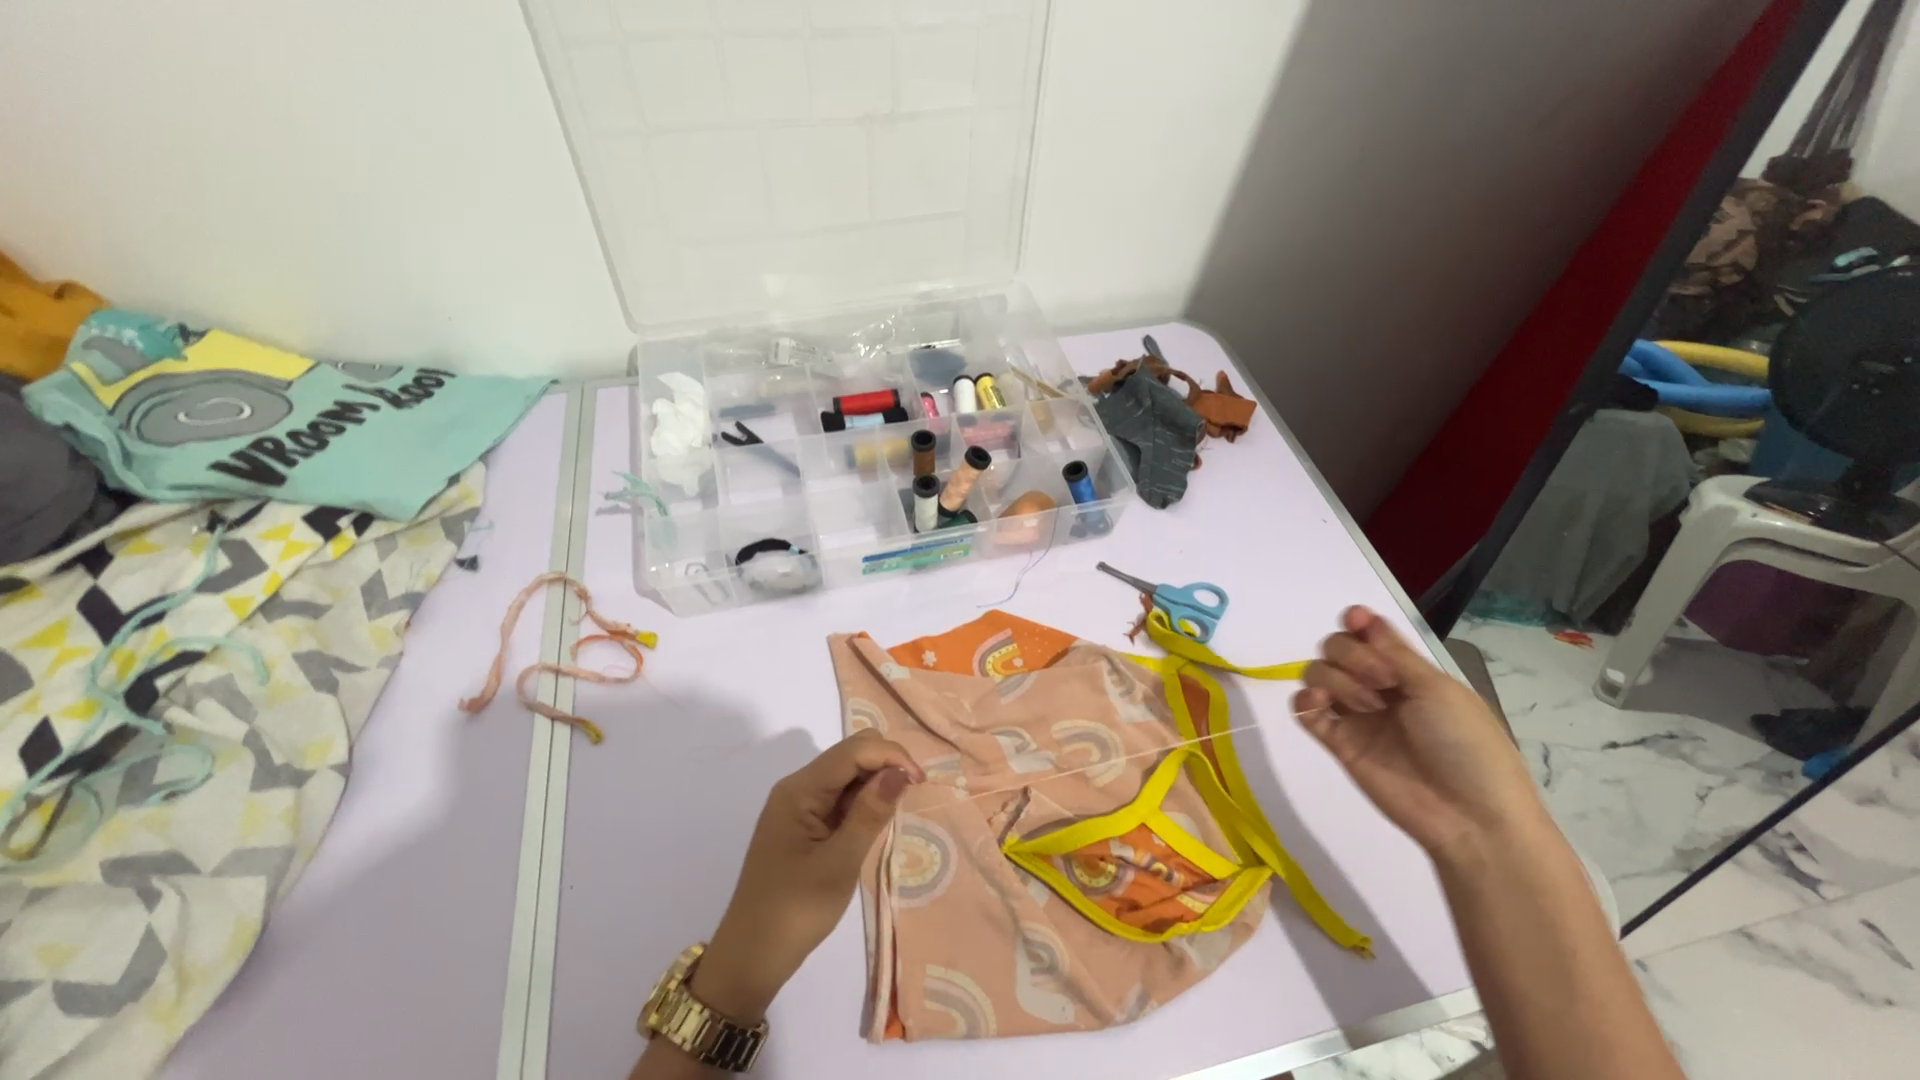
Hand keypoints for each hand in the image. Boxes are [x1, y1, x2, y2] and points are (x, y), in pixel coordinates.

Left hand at [690, 730, 923, 1023]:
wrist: (752, 956)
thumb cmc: (796, 910)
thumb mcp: (840, 863)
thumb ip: (870, 813)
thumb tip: (900, 771)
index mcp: (800, 790)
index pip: (853, 750)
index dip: (890, 756)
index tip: (921, 782)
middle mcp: (797, 788)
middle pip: (849, 754)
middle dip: (885, 763)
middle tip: (911, 795)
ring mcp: (798, 806)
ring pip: (846, 774)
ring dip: (875, 782)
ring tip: (897, 811)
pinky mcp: (803, 825)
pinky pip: (839, 797)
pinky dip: (862, 801)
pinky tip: (875, 821)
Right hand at [1292, 606, 1548, 858]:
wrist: (1467, 816)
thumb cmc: (1466, 745)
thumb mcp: (1437, 690)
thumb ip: (1394, 653)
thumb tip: (1363, 615)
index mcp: (1410, 673)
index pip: (1370, 634)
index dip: (1357, 623)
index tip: (1356, 622)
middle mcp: (1379, 688)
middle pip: (1338, 649)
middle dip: (1352, 655)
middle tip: (1383, 683)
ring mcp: (1356, 716)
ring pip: (1318, 674)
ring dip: (1335, 679)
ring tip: (1365, 706)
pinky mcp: (1338, 743)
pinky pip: (1304, 711)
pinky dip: (1304, 700)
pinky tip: (1320, 705)